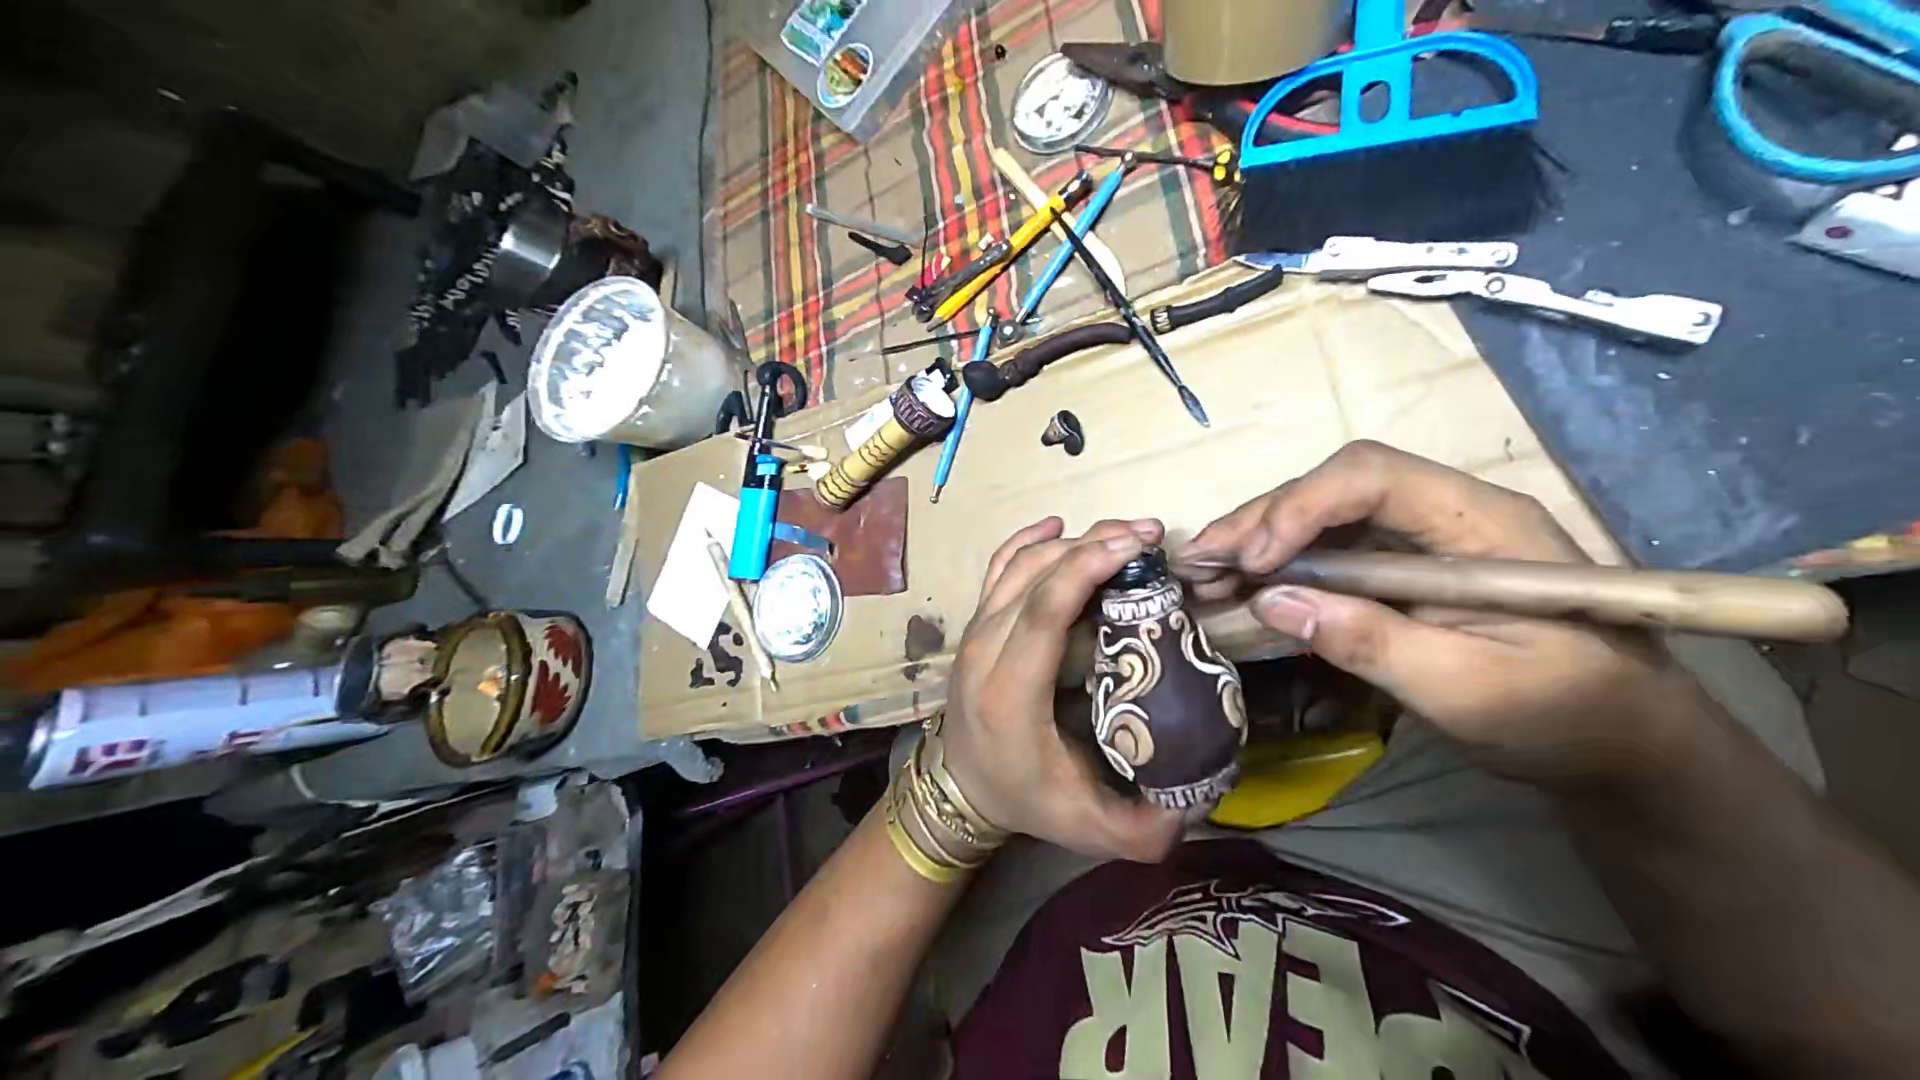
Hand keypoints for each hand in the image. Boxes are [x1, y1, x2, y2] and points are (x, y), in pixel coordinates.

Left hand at [941, 517, 1186, 861]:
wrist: (961, 788)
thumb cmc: (1027, 801)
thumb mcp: (1092, 829)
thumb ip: (1150, 824)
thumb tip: (1207, 792)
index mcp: (1009, 695)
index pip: (1041, 614)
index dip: (1083, 571)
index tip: (1134, 549)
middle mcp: (985, 652)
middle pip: (1033, 578)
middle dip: (1092, 546)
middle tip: (1148, 536)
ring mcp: (976, 632)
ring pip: (1018, 566)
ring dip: (1070, 541)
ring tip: (1123, 534)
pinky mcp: (977, 625)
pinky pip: (998, 568)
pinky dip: (1027, 540)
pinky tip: (1059, 526)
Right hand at [1179, 441, 1722, 790]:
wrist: (1619, 746)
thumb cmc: (1565, 718)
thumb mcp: (1470, 690)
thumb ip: (1373, 642)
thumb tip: (1272, 602)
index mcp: (1479, 524)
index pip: (1373, 477)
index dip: (1302, 506)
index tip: (1254, 561)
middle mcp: (1440, 515)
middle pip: (1331, 490)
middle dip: (1259, 521)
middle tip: (1197, 560)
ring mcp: (1415, 542)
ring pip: (1318, 517)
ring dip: (1254, 541)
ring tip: (1200, 572)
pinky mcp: (1395, 571)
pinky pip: (1323, 553)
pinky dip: (1273, 567)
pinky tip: (1236, 585)